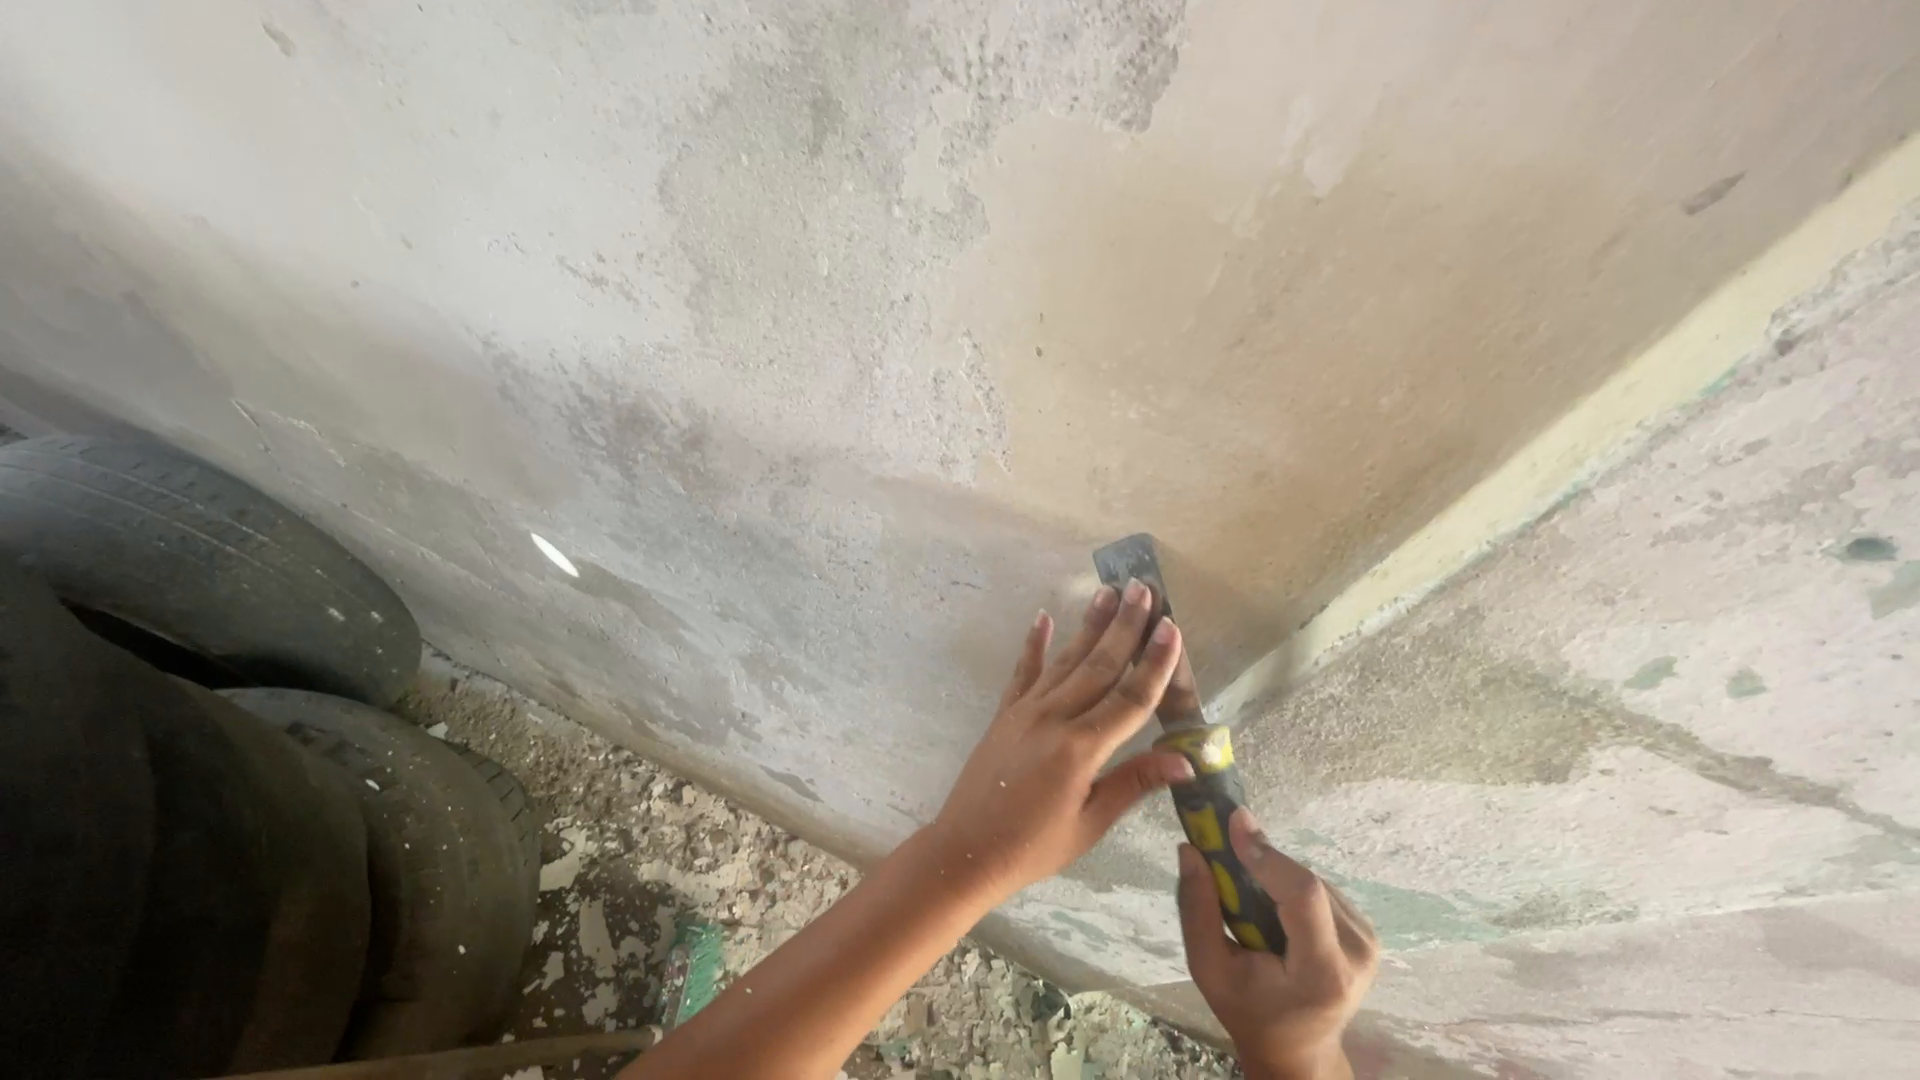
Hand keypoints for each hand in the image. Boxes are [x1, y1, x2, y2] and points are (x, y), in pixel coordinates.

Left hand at [926, 580, 1196, 899]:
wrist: (966, 850)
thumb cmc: (1033, 846)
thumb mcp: (1090, 823)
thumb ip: (1134, 783)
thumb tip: (1186, 760)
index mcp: (1081, 749)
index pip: (1130, 699)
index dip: (1155, 663)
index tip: (1171, 627)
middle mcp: (1054, 718)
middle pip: (1099, 666)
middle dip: (1125, 626)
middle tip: (1143, 588)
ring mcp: (1025, 711)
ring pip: (1065, 660)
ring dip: (1089, 625)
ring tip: (1107, 591)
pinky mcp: (1004, 713)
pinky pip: (1023, 672)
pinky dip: (1034, 644)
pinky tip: (1044, 617)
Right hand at [1178, 809, 1378, 1079]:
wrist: (1297, 1050)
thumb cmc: (1249, 1011)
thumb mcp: (1208, 969)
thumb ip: (1197, 909)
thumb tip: (1190, 849)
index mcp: (1323, 972)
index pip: (1303, 896)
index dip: (1268, 856)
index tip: (1233, 823)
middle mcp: (1357, 951)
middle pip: (1305, 882)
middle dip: (1261, 862)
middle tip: (1222, 849)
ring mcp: (1368, 941)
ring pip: (1311, 880)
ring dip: (1274, 874)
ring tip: (1246, 895)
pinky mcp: (1366, 932)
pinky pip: (1320, 888)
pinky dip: (1289, 885)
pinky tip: (1271, 906)